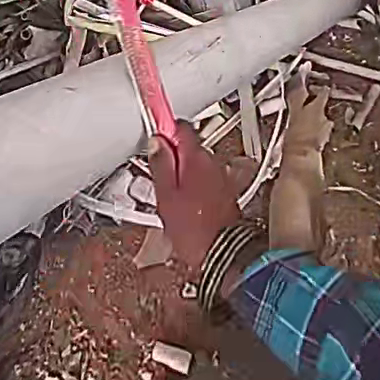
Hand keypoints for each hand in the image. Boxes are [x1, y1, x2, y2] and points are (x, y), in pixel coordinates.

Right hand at [149, 125, 239, 270]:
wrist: (224, 254)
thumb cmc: (195, 230)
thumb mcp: (166, 196)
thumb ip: (161, 165)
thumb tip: (156, 143)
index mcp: (196, 158)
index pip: (180, 126)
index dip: (164, 124)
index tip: (153, 124)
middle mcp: (213, 162)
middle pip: (187, 145)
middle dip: (172, 155)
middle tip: (156, 173)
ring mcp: (221, 175)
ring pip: (195, 163)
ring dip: (182, 171)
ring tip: (170, 195)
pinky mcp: (225, 190)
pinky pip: (204, 178)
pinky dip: (193, 184)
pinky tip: (184, 203)